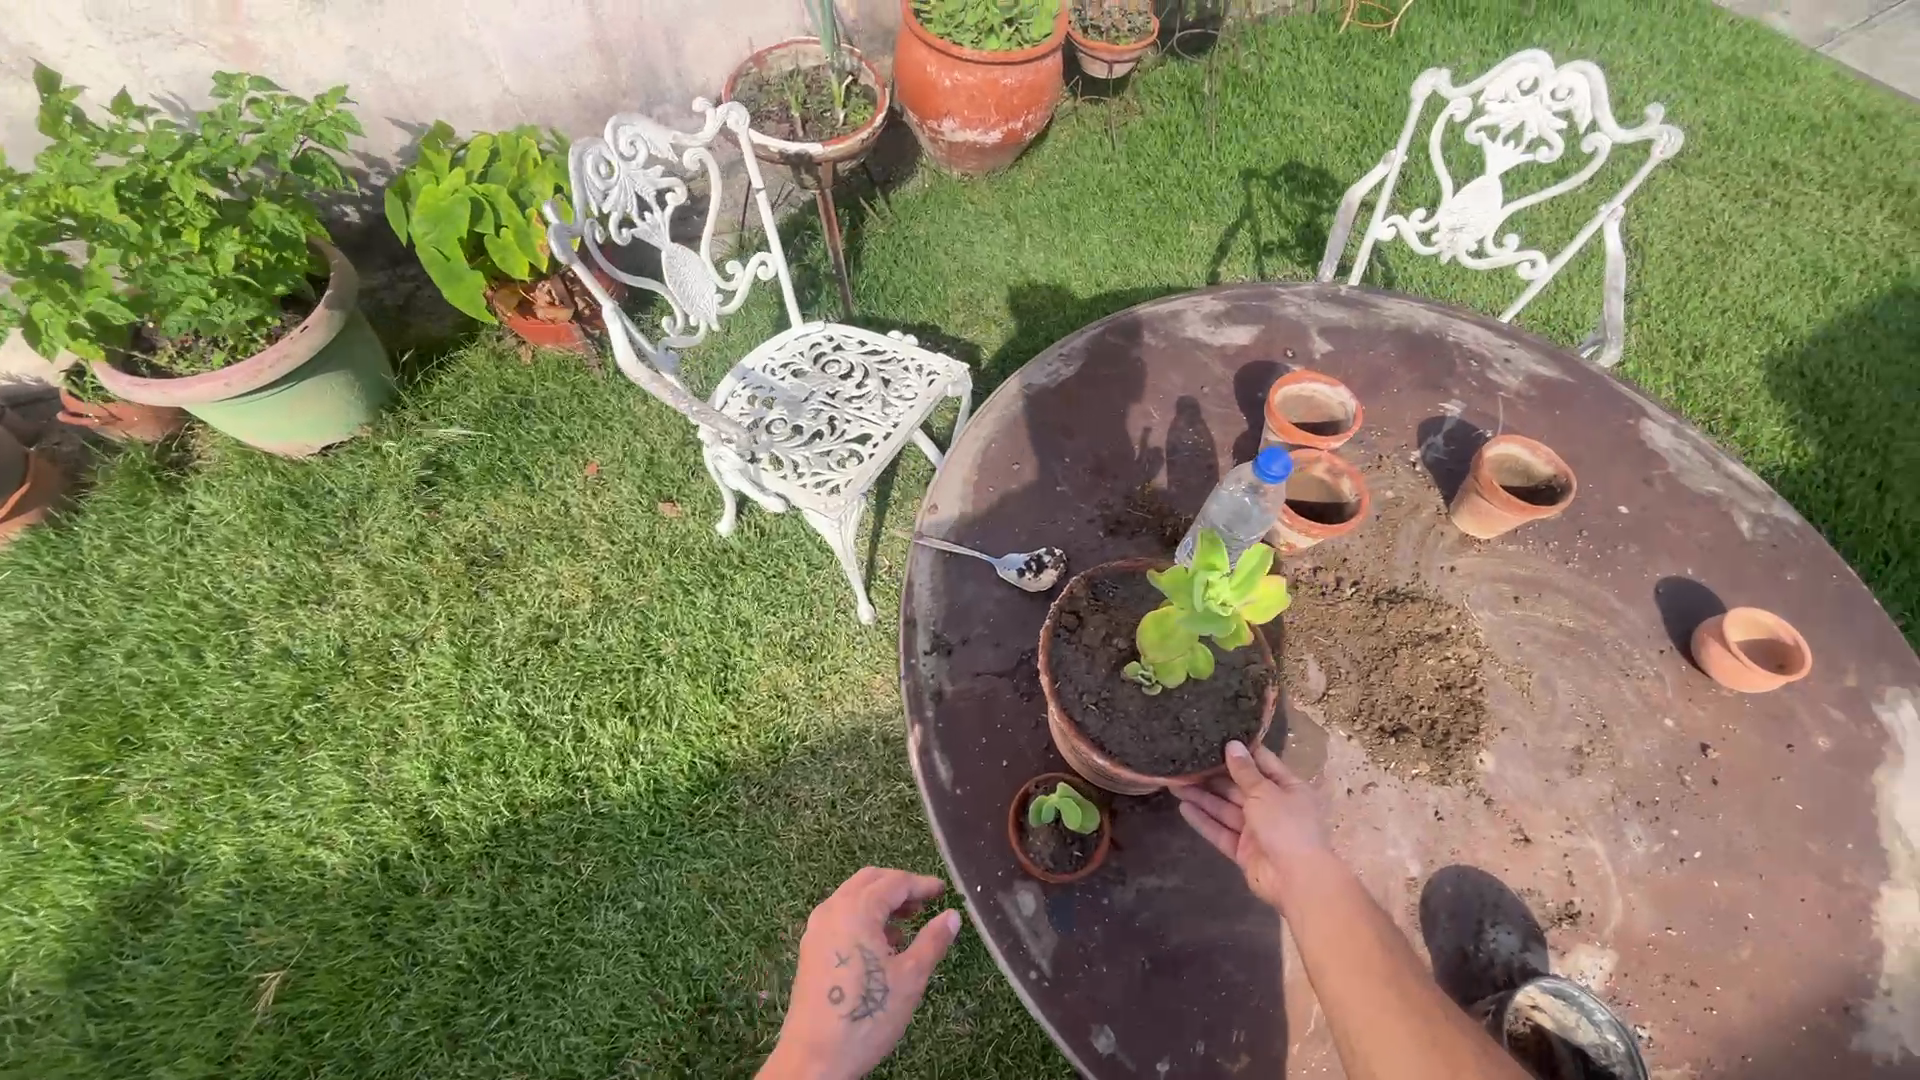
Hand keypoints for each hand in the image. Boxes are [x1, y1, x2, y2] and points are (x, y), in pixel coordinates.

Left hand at [759, 867, 963, 1079]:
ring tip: (908, 924)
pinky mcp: (811, 949)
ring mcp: (817, 929)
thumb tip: (952, 915)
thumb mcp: (910, 977)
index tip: (943, 891)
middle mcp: (833, 909)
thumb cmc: (866, 1015)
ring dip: (881, 901)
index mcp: (856, 909)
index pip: (895, 882)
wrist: (813, 1060)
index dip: (922, 884)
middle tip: (924, 902)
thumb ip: (933, 941)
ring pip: (853, 897)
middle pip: (870, 881)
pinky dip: (864, 917)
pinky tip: (882, 945)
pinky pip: (841, 916)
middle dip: (899, 886)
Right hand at [1172, 739, 1331, 909]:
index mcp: (1287, 788)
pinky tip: (1183, 808)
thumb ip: (1245, 771)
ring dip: (1202, 797)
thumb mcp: (1266, 791)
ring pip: (1226, 809)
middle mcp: (1272, 807)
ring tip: (1175, 783)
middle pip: (1238, 787)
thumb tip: (1233, 744)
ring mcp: (1257, 830)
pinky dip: (1204, 820)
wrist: (1298, 880)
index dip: (1241, 751)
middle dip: (1213, 776)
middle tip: (1185, 762)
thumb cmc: (1287, 825)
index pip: (1262, 763)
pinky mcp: (1244, 850)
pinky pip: (1221, 831)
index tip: (1216, 736)